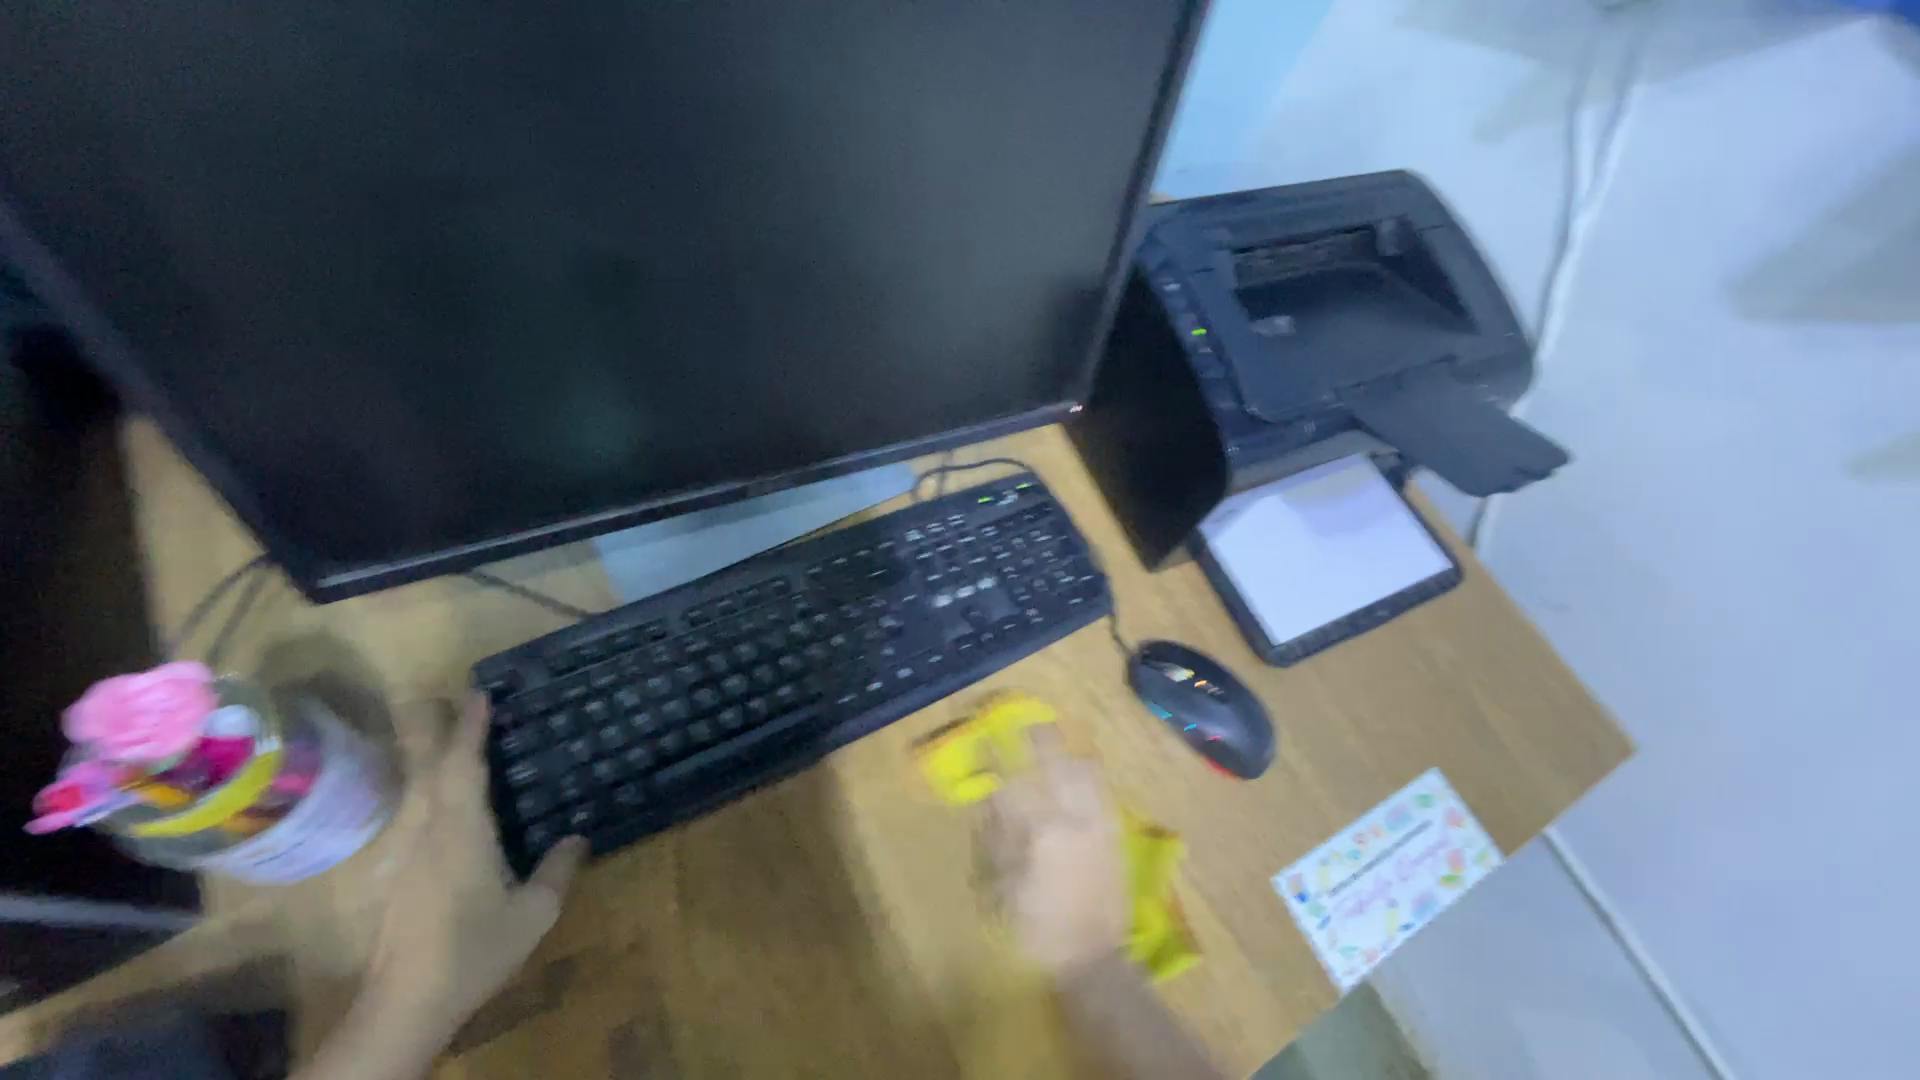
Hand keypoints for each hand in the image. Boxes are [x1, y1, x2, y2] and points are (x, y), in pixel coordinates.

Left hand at [366, 695, 586, 1039]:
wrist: (405, 1006)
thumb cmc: (474, 952)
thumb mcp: (533, 914)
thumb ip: (557, 870)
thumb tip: (577, 836)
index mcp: (462, 834)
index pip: (463, 768)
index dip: (471, 730)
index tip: (479, 694)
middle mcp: (429, 834)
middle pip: (429, 770)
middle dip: (437, 730)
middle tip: (449, 697)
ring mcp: (410, 855)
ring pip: (419, 792)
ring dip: (431, 757)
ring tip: (449, 734)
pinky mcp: (402, 876)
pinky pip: (420, 814)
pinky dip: (433, 789)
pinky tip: (445, 798)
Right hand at [977, 725, 1126, 978]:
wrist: (1093, 958)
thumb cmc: (1037, 929)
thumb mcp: (1001, 890)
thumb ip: (994, 841)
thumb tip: (990, 803)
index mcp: (1038, 832)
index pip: (1011, 782)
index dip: (995, 757)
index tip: (985, 739)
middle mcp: (1071, 817)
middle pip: (1055, 762)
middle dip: (1038, 738)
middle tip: (1026, 723)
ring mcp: (1097, 822)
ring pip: (1084, 769)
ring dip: (1066, 751)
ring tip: (1054, 741)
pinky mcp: (1114, 831)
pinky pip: (1102, 789)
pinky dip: (1087, 772)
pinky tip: (1078, 769)